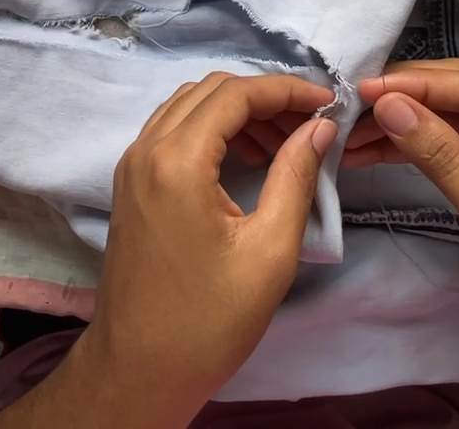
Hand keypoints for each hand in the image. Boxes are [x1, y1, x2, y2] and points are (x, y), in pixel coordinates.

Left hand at [0, 72, 336, 428]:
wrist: (138, 369)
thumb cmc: (208, 321)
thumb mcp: (269, 252)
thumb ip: (296, 177)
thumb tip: (319, 127)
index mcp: (176, 160)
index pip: (235, 94)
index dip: (285, 89)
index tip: (328, 101)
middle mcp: (146, 147)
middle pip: (210, 90)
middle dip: (263, 96)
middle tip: (309, 122)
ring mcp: (132, 161)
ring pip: (189, 104)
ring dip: (236, 110)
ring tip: (283, 141)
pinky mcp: (130, 179)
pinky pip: (173, 129)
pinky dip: (211, 128)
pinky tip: (245, 156)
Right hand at [347, 59, 458, 428]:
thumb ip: (446, 159)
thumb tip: (388, 102)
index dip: (425, 84)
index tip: (367, 86)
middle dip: (411, 99)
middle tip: (353, 101)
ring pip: (454, 129)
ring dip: (405, 126)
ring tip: (350, 129)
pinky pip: (452, 158)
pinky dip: (413, 154)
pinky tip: (373, 152)